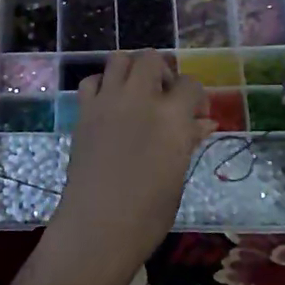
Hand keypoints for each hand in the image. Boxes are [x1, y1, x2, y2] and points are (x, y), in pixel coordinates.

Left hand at [48, 50, 213, 272]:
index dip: (197, 98)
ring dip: (131, 70)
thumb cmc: (148, 212)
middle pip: (151, 59)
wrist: (98, 225)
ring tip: (137, 95)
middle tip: (164, 98)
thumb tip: (201, 123)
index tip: (196, 117)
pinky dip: (102, 84)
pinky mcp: (83, 113)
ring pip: (118, 59)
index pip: (190, 85)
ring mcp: (107, 102)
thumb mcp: (177, 175)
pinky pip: (91, 81)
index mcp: (172, 117)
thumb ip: (187, 141)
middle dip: (162, 72)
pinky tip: (109, 105)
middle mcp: (139, 99)